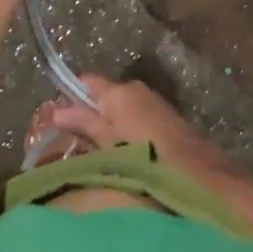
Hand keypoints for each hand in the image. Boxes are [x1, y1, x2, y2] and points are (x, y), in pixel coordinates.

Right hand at [48, 75, 229, 174]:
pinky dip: (126, 126)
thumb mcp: (108, 141)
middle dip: (89, 111)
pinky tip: (124, 148)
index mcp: (118, 90)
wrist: (196, 170)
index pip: (85, 81)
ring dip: (109, 121)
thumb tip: (56, 111)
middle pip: (103, 93)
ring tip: (99, 146)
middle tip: (76, 137)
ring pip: (120, 105)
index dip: (70, 96)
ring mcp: (152, 99)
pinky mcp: (164, 114)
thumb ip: (83, 122)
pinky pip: (136, 114)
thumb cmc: (145, 154)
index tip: (60, 118)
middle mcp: (134, 87)